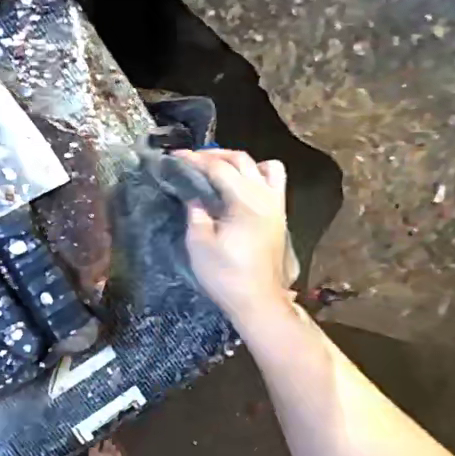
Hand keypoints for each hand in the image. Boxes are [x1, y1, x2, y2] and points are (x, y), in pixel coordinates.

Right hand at [179, 149, 293, 320]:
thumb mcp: (199, 245)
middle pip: (240, 160)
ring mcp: (276, 204)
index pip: (218, 168)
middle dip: (214, 155)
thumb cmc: (225, 276)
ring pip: (263, 166)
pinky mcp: (279, 215)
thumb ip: (196, 214)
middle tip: (191, 160)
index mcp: (244, 201)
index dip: (194, 160)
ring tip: (220, 169)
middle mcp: (264, 196)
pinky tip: (242, 186)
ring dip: (240, 162)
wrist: (258, 300)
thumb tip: (193, 196)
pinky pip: (274, 181)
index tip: (175, 157)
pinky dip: (258, 175)